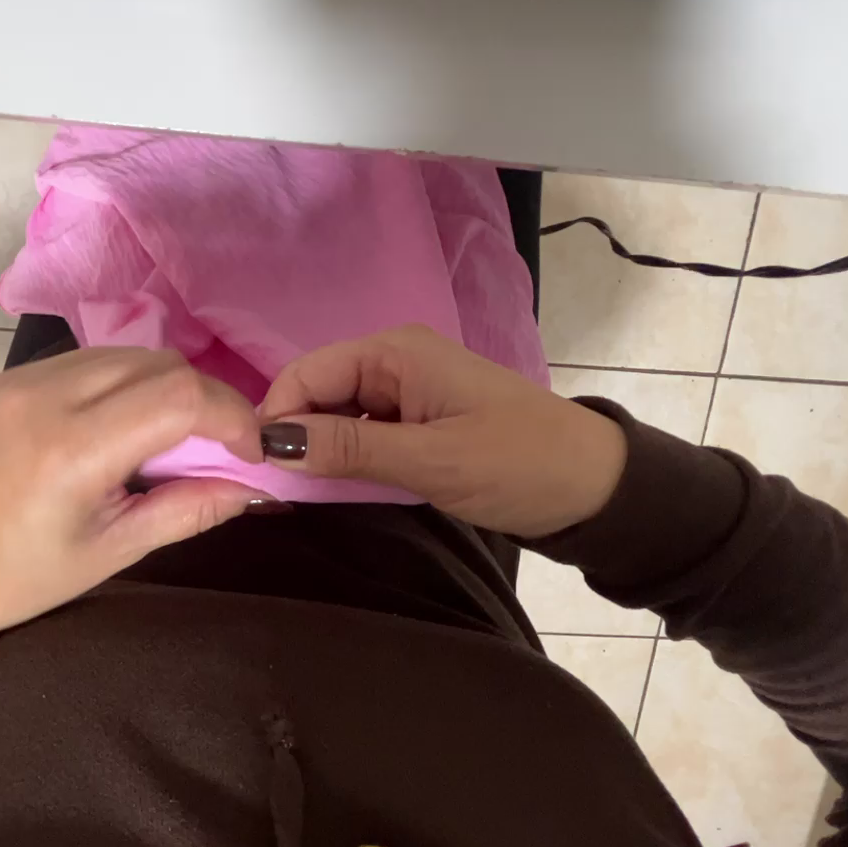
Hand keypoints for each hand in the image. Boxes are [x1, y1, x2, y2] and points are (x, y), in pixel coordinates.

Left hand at [0, 348, 265, 637]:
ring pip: (134, 354)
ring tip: (179, 439)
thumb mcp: (116, 550)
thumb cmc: (27, 576)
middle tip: (221, 448)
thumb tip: (255, 486)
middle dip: (209, 401)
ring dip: (173, 389)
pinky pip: (99, 360)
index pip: (178, 397)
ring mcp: (26, 377)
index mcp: (71, 450)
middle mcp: (46, 395)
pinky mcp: (17, 375)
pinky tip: (134, 424)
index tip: (251, 451)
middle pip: (162, 364)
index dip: (232, 416)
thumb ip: (190, 509)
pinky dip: (135, 384)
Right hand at [257, 326, 626, 536]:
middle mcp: (394, 363)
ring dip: (317, 450)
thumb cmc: (517, 464)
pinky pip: (361, 434)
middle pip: (316, 393)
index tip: (254, 468)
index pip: (306, 374)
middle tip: (272, 489)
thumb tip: (272, 444)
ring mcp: (404, 394)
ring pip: (336, 417)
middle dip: (292, 435)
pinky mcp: (415, 423)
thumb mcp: (430, 460)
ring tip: (297, 494)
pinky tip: (334, 487)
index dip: (274, 416)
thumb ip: (350, 449)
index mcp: (396, 353)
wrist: (593, 489)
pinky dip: (344, 459)